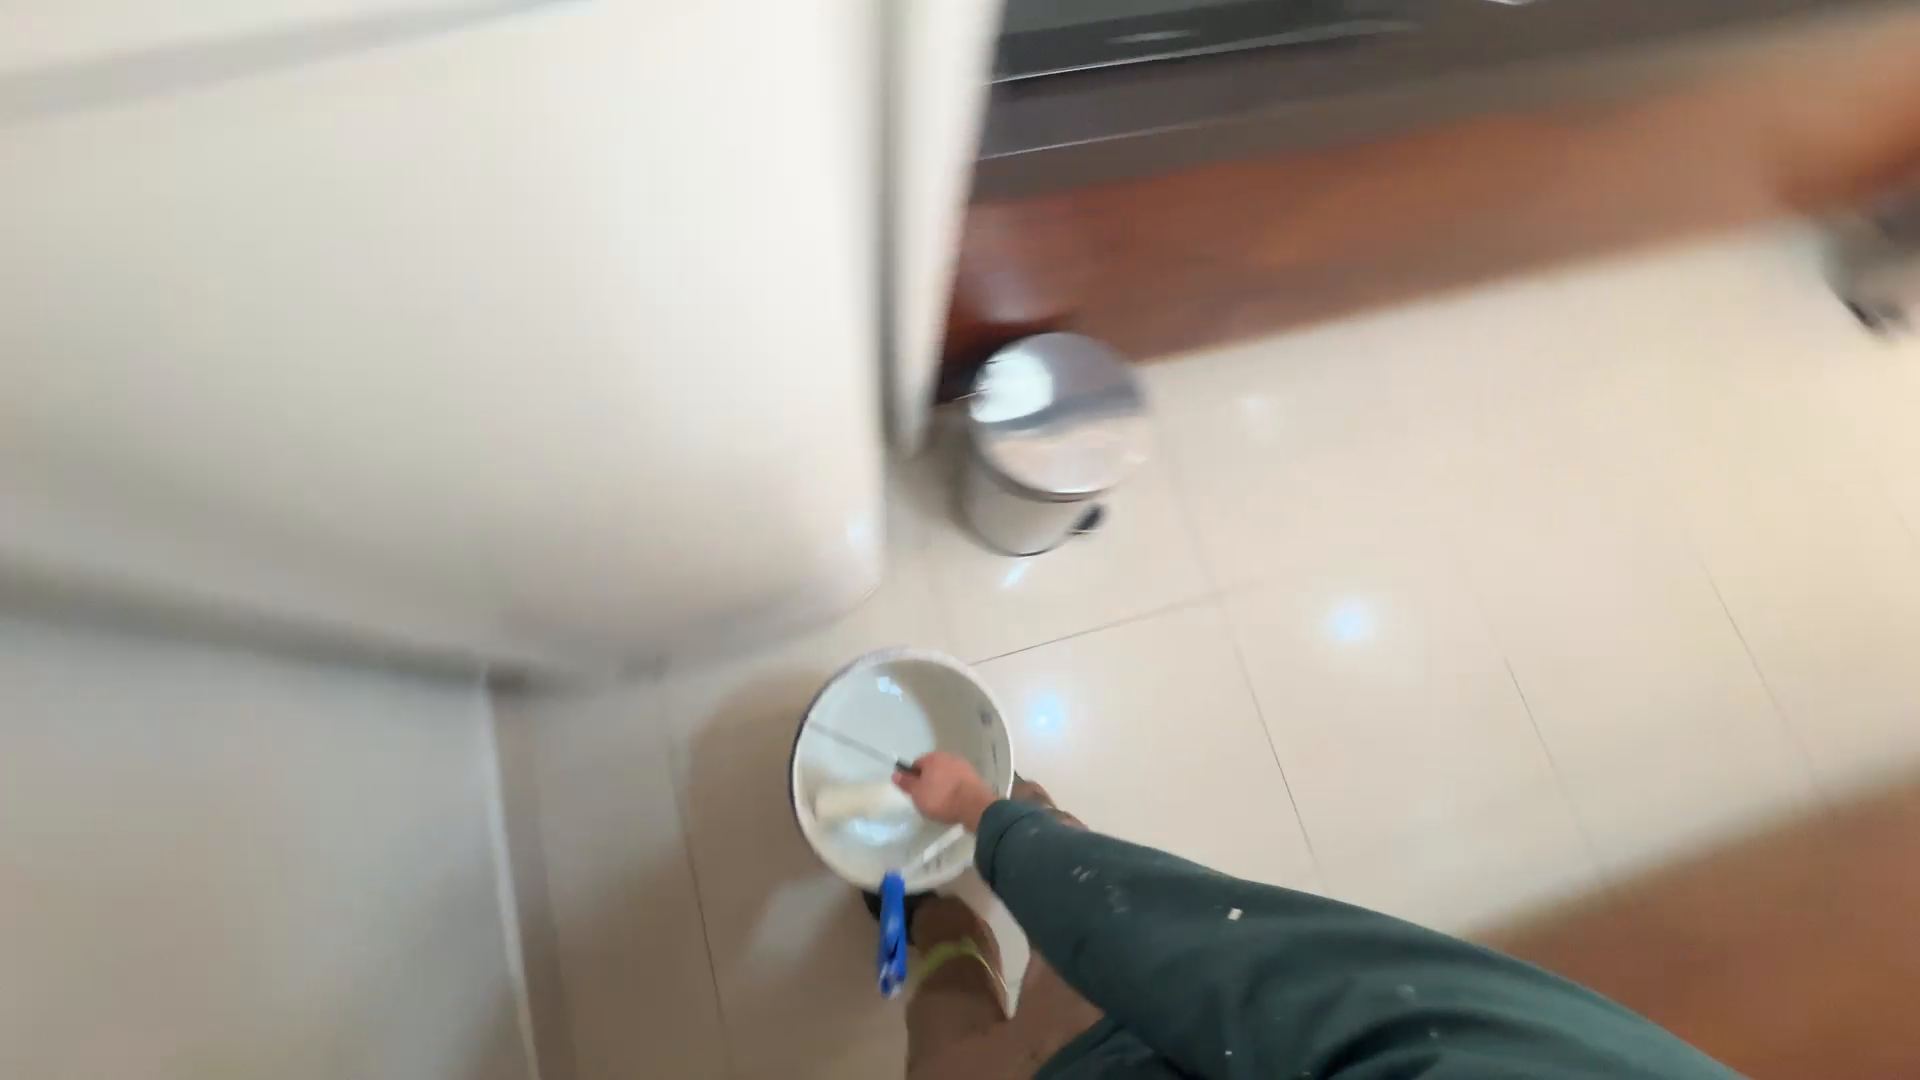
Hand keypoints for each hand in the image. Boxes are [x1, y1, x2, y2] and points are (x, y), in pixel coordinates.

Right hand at [894, 751, 997, 831]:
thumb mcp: (918, 794)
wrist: (974, 806)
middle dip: (929, 781)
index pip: (917, 764)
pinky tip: (954, 802)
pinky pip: (959, 782)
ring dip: (943, 785)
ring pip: (947, 775)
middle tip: (927, 799)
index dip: (913, 778)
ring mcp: (963, 766)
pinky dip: (955, 789)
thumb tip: (895, 773)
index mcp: (933, 758)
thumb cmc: (941, 799)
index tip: (914, 793)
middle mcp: (948, 756)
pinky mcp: (974, 777)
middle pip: (933, 768)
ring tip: (942, 803)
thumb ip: (906, 783)